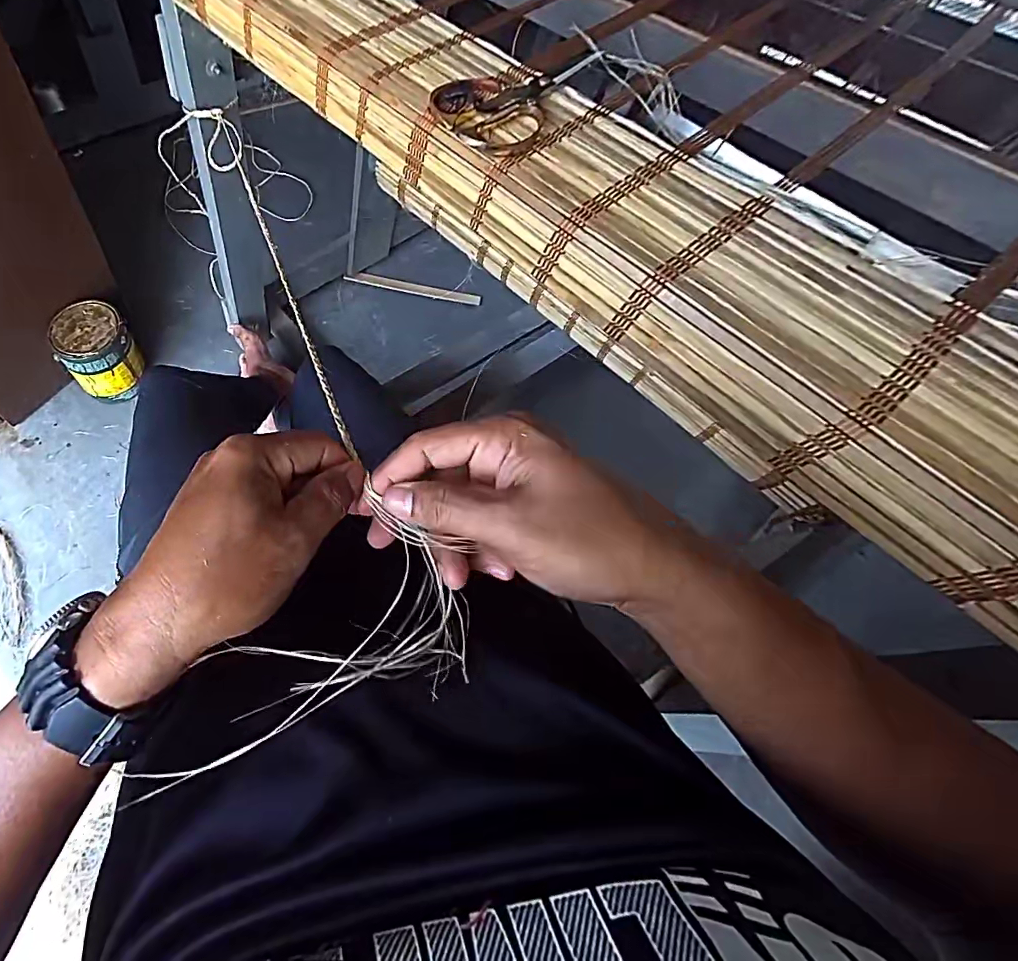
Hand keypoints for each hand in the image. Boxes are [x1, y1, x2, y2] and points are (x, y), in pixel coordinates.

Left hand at [76, 431, 362, 706]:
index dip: (347, 473)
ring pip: (276, 482)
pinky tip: (272, 547)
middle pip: (296, 459)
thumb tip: (355, 472)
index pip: (319, 444)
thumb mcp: (295, 538)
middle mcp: (226, 455)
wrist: (158, 621)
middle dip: (321, 490)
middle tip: (333, 531)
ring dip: (297, 507)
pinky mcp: (202, 505)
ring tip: (300, 544)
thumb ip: (330, 498)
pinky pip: (253, 496)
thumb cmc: (230, 578)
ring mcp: (210, 479)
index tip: (360, 508)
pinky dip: (273, 516)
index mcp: (249, 452)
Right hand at [358, 413, 722, 605]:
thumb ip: (444, 509)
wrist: (653, 570)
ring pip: (462, 505)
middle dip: (429, 523)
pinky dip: (483, 545)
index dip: (392, 477)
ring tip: (469, 578)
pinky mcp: (529, 502)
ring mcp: (519, 476)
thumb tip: (391, 496)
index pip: (428, 446)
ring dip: (459, 542)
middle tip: (399, 557)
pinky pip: (487, 518)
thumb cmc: (582, 541)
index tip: (364, 512)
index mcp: (504, 438)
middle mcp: (508, 448)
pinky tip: (499, 570)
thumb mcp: (506, 527)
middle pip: (443, 479)